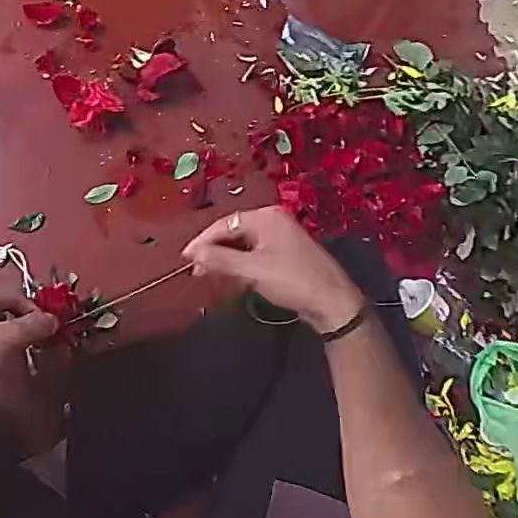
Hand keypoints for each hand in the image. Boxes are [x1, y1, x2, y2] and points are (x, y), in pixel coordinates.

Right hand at [183, 207, 365, 333]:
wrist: (332, 301)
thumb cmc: (292, 280)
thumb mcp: (253, 270)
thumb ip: (220, 259)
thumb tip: (192, 252)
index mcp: (267, 217)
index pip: (225, 224)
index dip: (203, 241)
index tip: (185, 258)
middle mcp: (274, 221)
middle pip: (234, 232)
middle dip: (214, 251)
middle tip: (196, 270)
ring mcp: (282, 237)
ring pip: (244, 244)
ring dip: (227, 259)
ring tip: (209, 275)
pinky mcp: (287, 253)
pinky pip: (256, 254)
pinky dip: (242, 264)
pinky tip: (234, 279)